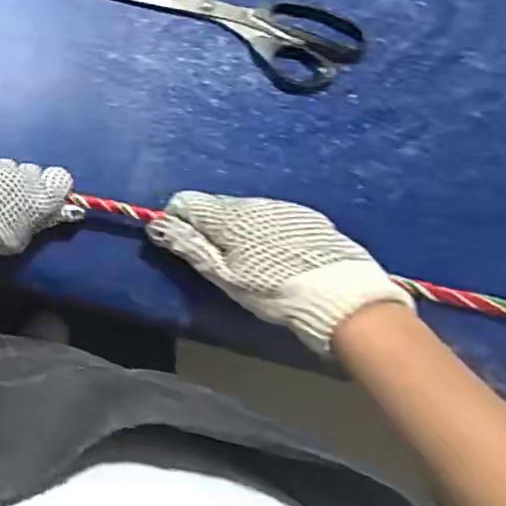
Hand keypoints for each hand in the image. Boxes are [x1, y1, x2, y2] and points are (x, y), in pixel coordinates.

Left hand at [0, 158, 84, 273]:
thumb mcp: (25, 234)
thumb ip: (42, 219)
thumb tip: (56, 211)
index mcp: (42, 192)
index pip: (60, 178)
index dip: (51, 188)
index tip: (43, 197)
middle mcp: (24, 173)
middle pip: (31, 171)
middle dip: (25, 183)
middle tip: (11, 199)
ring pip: (7, 167)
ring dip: (3, 177)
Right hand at [146, 191, 412, 353]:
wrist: (349, 303)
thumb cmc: (274, 291)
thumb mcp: (223, 274)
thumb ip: (188, 245)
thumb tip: (156, 225)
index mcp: (230, 215)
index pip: (186, 202)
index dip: (179, 223)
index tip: (187, 246)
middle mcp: (256, 204)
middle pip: (216, 206)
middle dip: (210, 226)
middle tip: (221, 259)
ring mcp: (287, 210)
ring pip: (245, 212)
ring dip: (239, 229)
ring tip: (252, 260)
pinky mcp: (312, 220)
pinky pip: (273, 218)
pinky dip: (265, 232)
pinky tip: (278, 256)